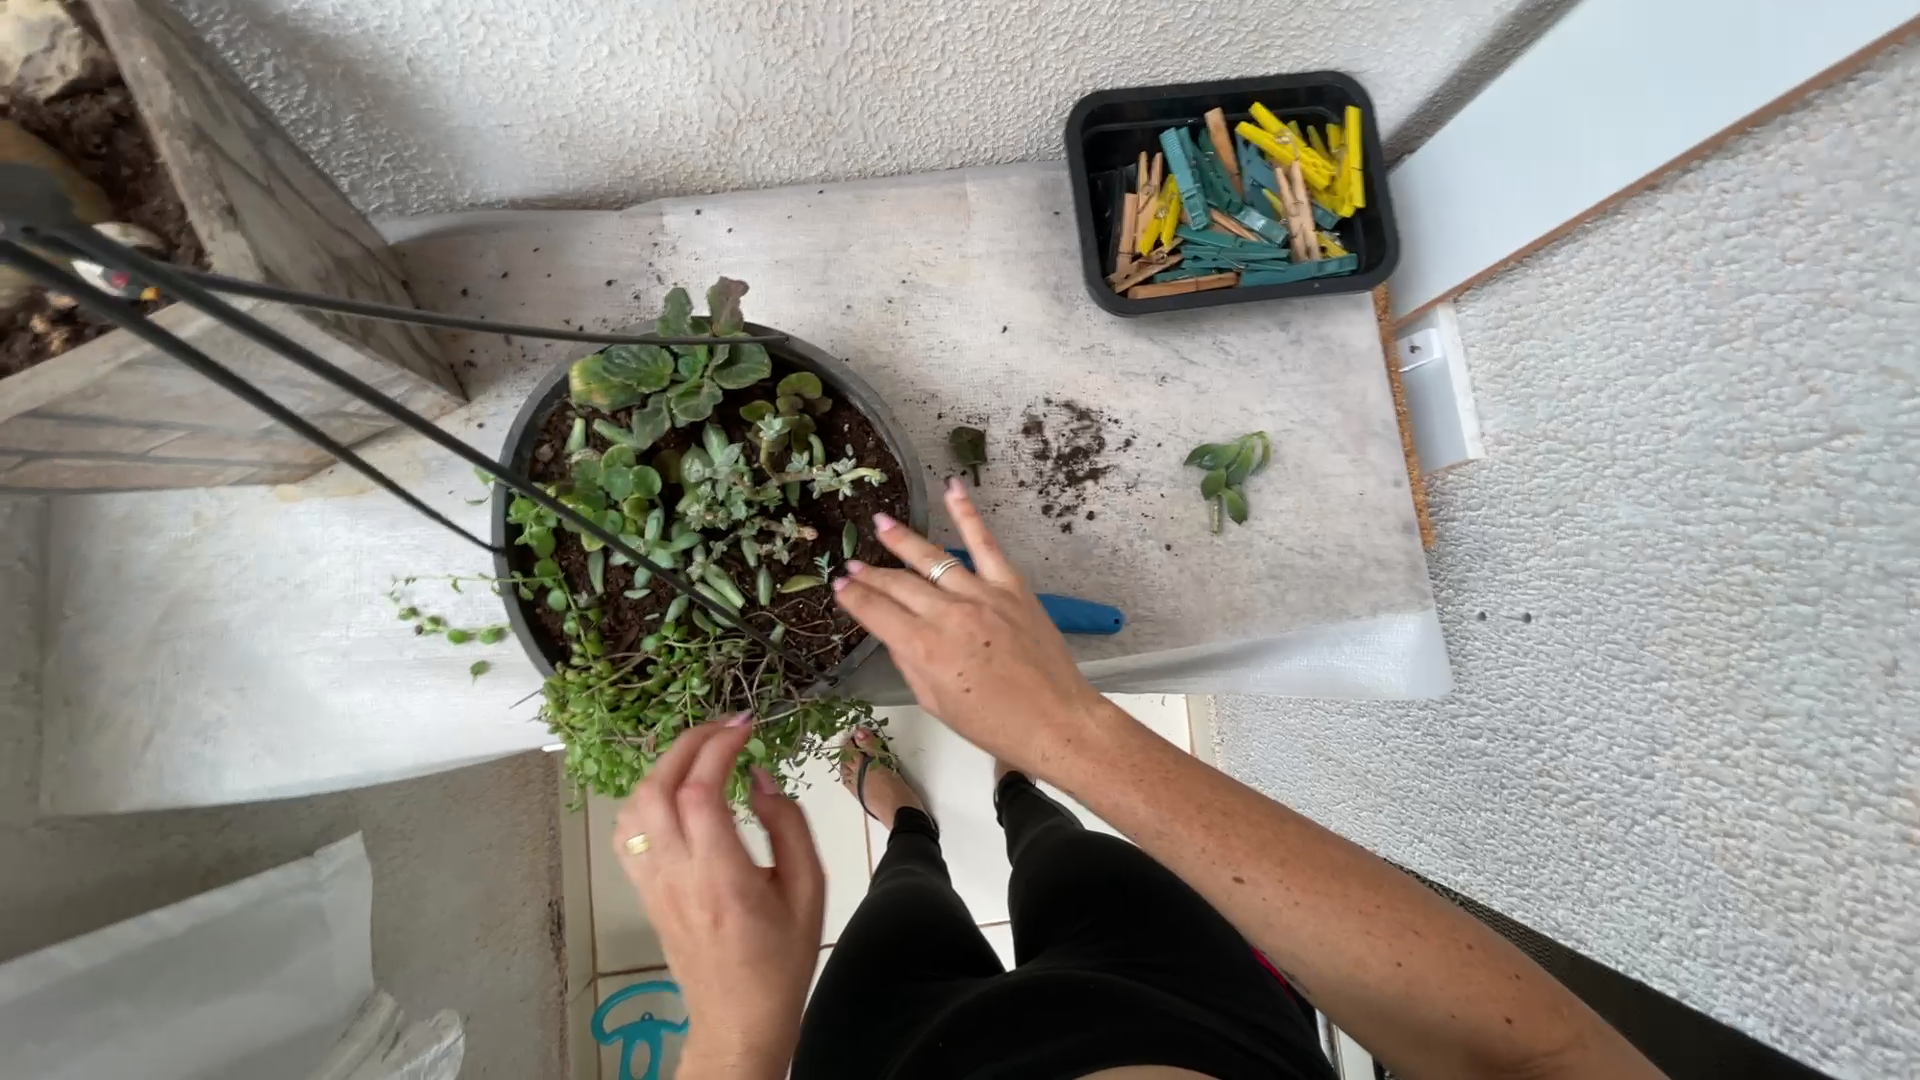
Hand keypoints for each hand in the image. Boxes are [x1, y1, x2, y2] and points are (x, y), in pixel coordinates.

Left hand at [612, 714, 824, 1078]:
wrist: (738, 1019)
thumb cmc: (782, 956)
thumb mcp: (810, 887)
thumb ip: (788, 825)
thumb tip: (759, 778)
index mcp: (722, 878)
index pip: (701, 794)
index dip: (719, 747)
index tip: (746, 726)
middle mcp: (677, 876)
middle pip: (656, 789)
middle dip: (688, 742)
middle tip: (724, 726)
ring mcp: (652, 884)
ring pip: (633, 807)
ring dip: (665, 766)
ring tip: (702, 750)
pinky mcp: (644, 891)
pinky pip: (628, 831)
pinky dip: (647, 795)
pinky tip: (676, 789)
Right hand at [831, 478, 1126, 781]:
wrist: (1056, 721)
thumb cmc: (994, 724)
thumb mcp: (936, 703)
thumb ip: (909, 664)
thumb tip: (894, 633)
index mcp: (925, 650)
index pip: (877, 613)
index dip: (854, 598)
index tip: (840, 586)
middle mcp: (948, 616)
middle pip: (899, 585)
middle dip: (871, 574)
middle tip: (852, 564)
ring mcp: (982, 595)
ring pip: (933, 559)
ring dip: (902, 540)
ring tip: (881, 523)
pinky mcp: (1011, 586)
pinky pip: (985, 544)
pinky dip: (968, 514)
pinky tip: (952, 489)